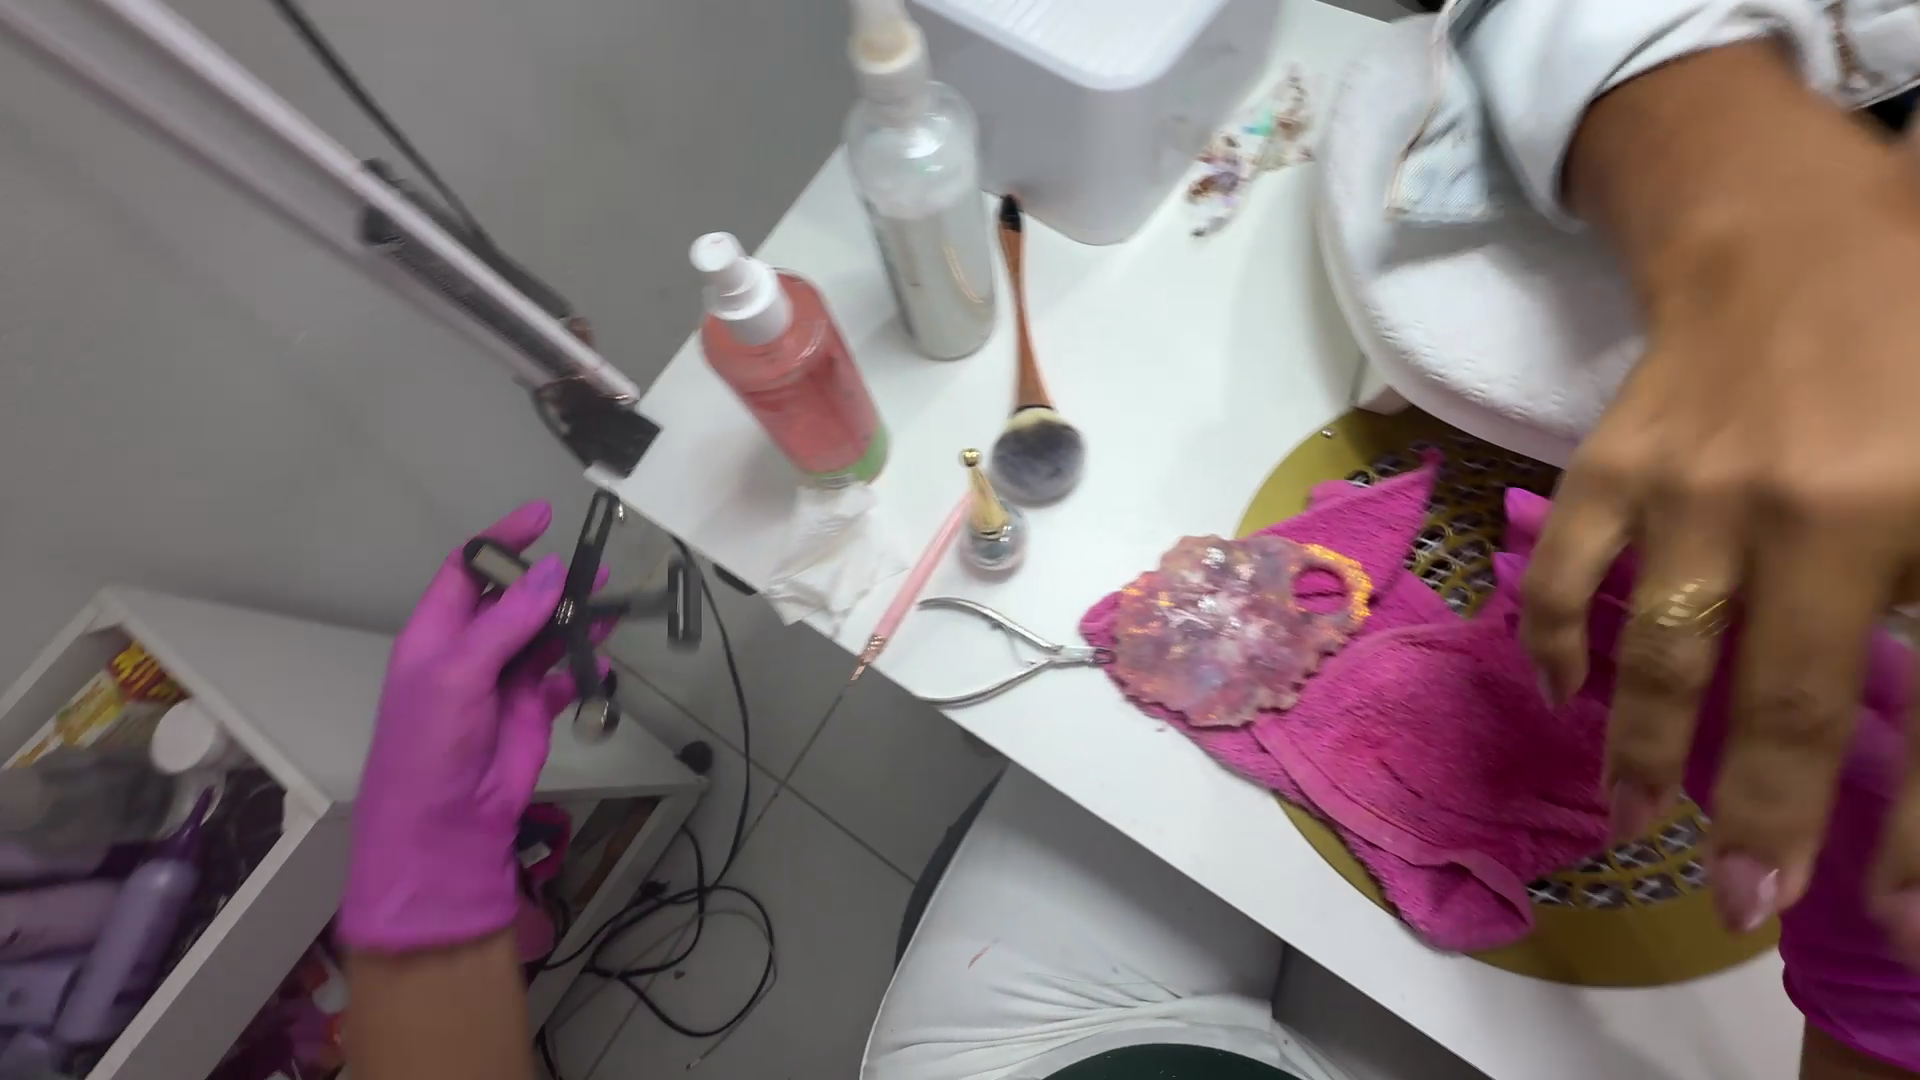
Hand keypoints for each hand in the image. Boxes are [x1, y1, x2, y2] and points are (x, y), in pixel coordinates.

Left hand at [340, 501, 585, 951]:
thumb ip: (508, 622)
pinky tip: (602, 658)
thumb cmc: (432, 743)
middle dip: (554, 579)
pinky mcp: (535, 704)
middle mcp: (473, 649)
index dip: (502, 541)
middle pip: (519, 598)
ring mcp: (506, 677)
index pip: (470, 571)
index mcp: (439, 633)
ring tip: (613, 599)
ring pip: (549, 632)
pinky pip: (566, 671)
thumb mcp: (458, 675)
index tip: (543, 516)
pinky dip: (585, 662)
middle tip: (597, 564)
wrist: (446, 822)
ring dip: (578, 616)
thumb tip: (553, 570)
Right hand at [1524, 113, 1919, 951]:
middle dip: (1756, 819)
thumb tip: (1919, 704)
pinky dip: (1553, 647)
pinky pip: (1563, 579)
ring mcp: (1684, 494)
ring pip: (1650, 651)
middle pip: (1770, 700)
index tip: (1879, 914)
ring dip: (1636, 750)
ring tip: (1629, 816)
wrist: (1787, 244)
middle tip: (1735, 906)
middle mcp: (1807, 516)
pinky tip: (1558, 691)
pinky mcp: (1604, 473)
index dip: (1908, 826)